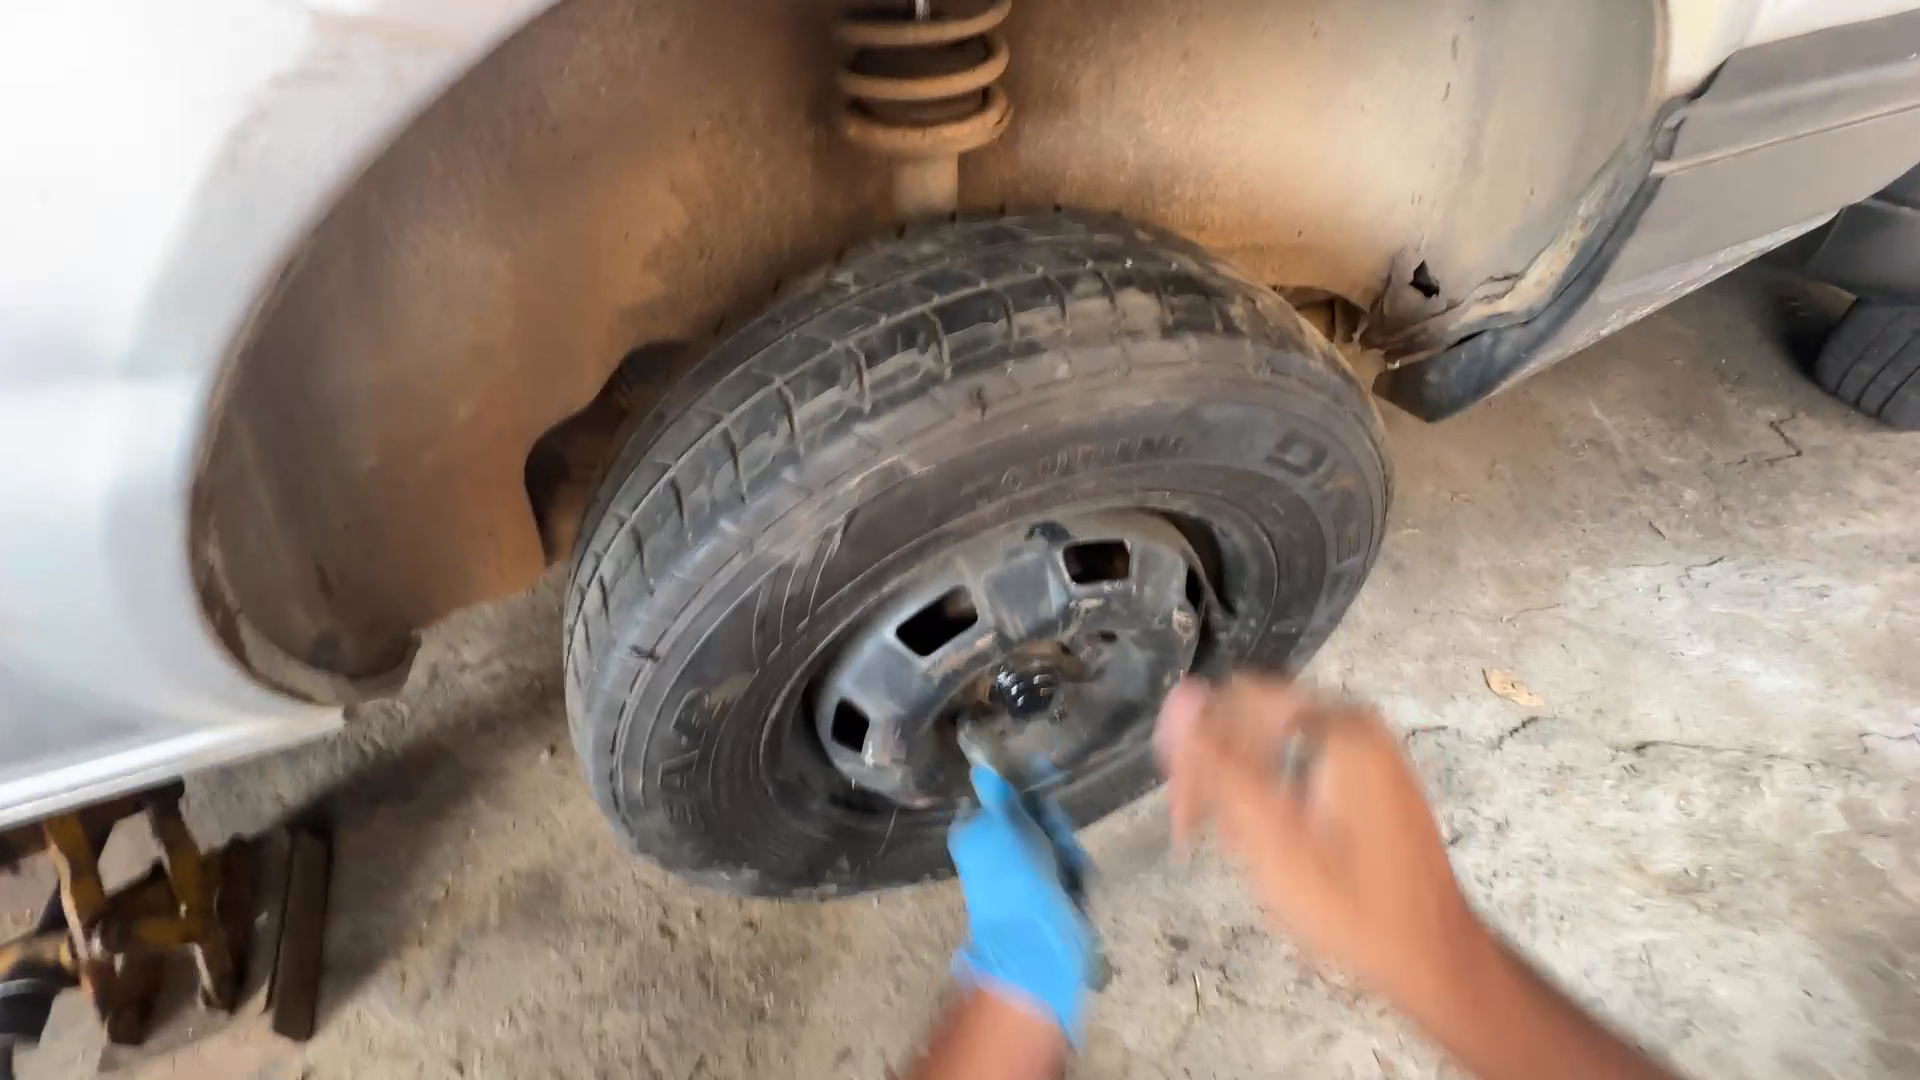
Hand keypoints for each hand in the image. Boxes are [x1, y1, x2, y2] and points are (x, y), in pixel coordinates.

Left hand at [947, 765, 1096, 1042]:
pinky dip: (1075, 872)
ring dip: (1066, 847)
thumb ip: (996, 790)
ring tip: (1067, 865)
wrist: (1037, 942)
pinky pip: (1068, 867)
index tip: (1042, 780)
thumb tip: (978, 763)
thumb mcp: (1002, 820)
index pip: (1001, 794)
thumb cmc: (1014, 873)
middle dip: (1051, 821)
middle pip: (1033, 814)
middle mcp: (995, 848)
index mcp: (974, 830)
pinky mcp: (1048, 892)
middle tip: (1054, 833)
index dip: (1023, 786)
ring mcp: (1022, 872)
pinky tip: (1076, 881)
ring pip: (1055, 839)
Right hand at [1154, 675, 1490, 1013]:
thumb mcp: (1273, 837)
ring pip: (1266, 744)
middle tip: (1191, 826)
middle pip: (1250, 720)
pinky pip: (1292, 763)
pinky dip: (1265, 793)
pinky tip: (1255, 837)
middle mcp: (1351, 724)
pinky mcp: (1362, 777)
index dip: (1194, 742)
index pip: (1234, 700)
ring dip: (1234, 785)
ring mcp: (1361, 750)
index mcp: (1336, 727)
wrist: (1437, 964)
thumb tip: (1182, 697)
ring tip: (1223, 842)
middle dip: (1212, 769)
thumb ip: (1221, 763)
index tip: (1179, 796)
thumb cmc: (1353, 907)